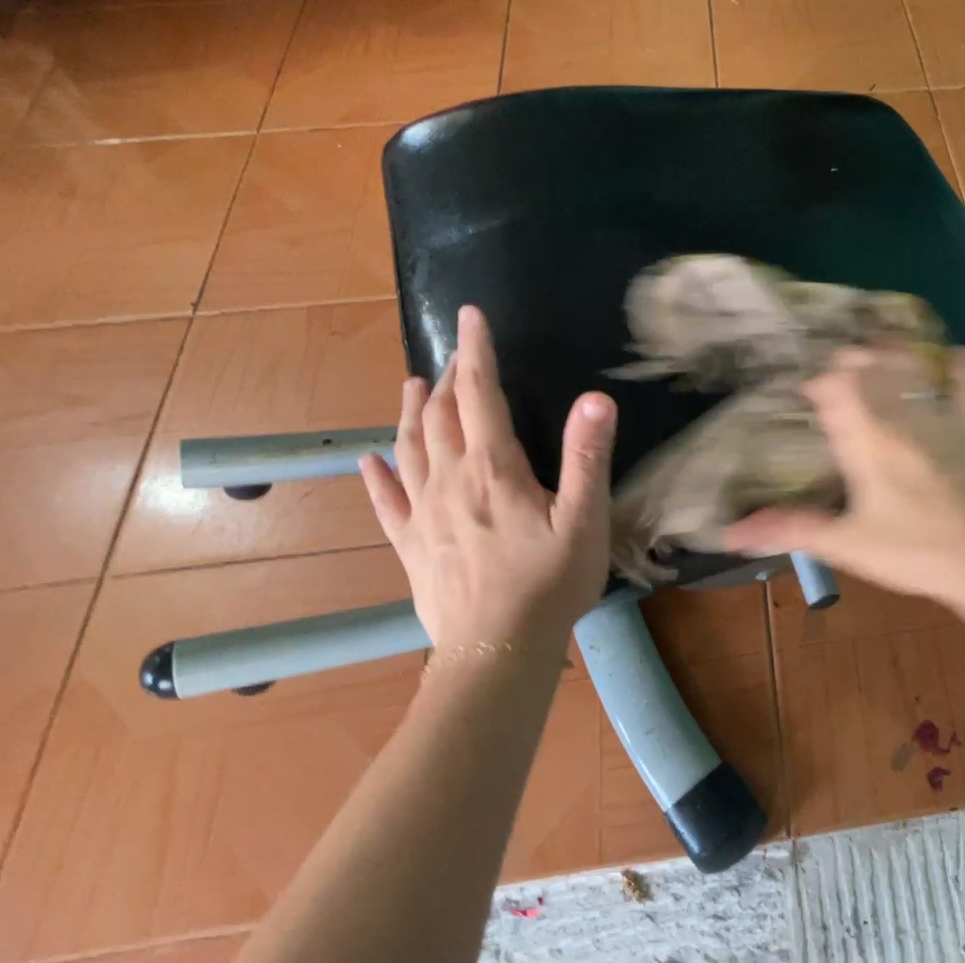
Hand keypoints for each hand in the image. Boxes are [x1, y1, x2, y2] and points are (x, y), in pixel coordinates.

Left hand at [361, 306, 616, 649]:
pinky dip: (376, 474)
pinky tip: (368, 459)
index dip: (476, 351)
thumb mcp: (585, 519)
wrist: (497, 650)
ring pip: (409, 448)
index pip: (479, 394)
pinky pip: (385, 501)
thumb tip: (596, 398)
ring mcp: (423, 513)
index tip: (471, 315)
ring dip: (409, 412)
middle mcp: (450, 480)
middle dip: (445, 378)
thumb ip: (586, 456)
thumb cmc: (550, 583)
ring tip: (409, 385)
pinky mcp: (410, 546)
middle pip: (439, 415)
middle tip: (454, 355)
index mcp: (493, 468)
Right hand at [723, 347, 964, 602]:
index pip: (834, 383)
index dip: (815, 384)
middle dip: (845, 366)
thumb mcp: (846, 544)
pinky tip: (943, 362)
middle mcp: (903, 412)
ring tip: (872, 367)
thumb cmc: (913, 551)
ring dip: (887, 356)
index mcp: (868, 436)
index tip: (804, 400)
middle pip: (867, 363)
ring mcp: (944, 412)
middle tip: (834, 390)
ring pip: (909, 362)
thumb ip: (789, 529)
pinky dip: (956, 361)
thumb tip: (728, 533)